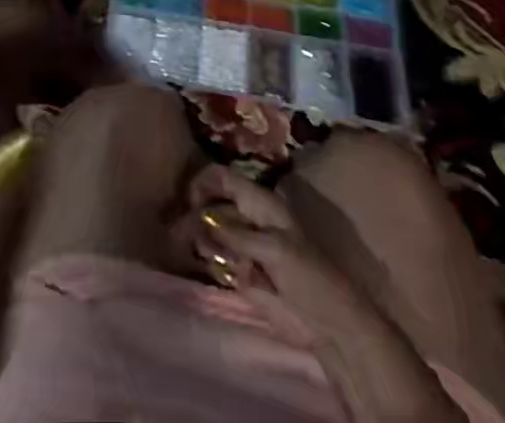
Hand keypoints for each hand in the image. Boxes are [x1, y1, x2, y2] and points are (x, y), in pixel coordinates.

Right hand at [186, 165, 466, 422]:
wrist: (328, 325)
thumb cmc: (311, 278)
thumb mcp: (276, 249)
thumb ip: (238, 234)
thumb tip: (203, 223)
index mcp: (262, 204)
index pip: (226, 178)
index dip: (204, 180)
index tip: (187, 196)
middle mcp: (248, 218)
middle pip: (212, 202)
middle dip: (193, 209)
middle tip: (175, 224)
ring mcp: (242, 244)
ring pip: (208, 229)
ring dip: (193, 233)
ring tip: (180, 243)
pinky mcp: (238, 270)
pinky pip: (212, 255)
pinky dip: (200, 254)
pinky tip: (195, 258)